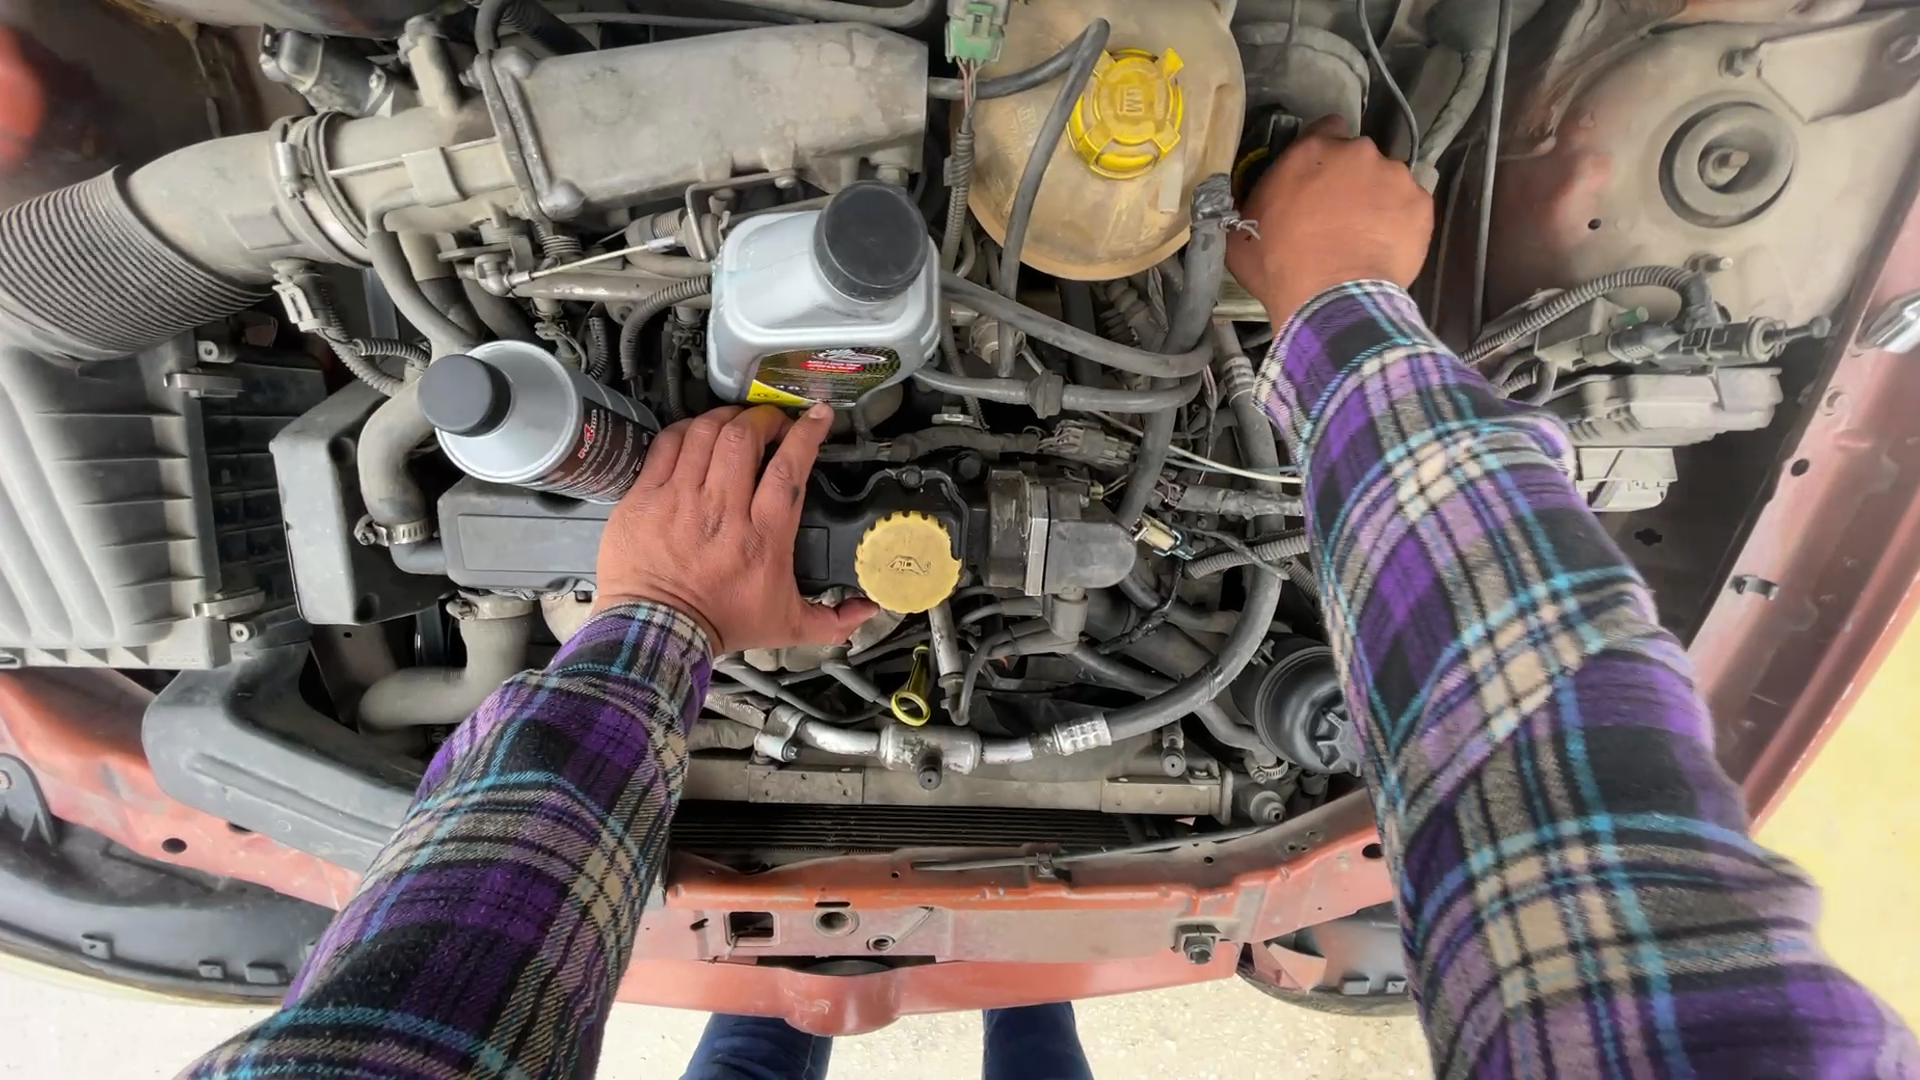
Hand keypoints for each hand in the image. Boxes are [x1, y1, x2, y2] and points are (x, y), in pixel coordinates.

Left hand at [595, 403, 878, 653]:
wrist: (656, 633)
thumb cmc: (722, 624)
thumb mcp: (788, 627)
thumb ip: (833, 620)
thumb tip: (868, 612)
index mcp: (763, 536)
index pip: (788, 468)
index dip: (806, 434)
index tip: (817, 417)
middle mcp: (722, 510)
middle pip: (744, 438)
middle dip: (764, 419)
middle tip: (773, 424)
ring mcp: (680, 499)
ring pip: (706, 434)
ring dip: (727, 418)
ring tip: (737, 423)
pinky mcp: (646, 497)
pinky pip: (667, 445)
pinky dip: (688, 430)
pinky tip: (698, 434)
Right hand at [1227, 115, 1434, 326]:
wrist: (1329, 299)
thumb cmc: (1277, 267)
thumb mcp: (1242, 234)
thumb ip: (1253, 205)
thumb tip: (1251, 204)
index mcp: (1311, 151)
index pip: (1324, 127)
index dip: (1320, 153)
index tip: (1313, 176)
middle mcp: (1358, 152)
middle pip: (1356, 158)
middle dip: (1347, 180)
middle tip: (1332, 217)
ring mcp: (1395, 176)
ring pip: (1385, 181)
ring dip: (1373, 201)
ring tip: (1358, 238)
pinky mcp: (1420, 204)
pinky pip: (1407, 209)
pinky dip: (1396, 224)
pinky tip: (1379, 249)